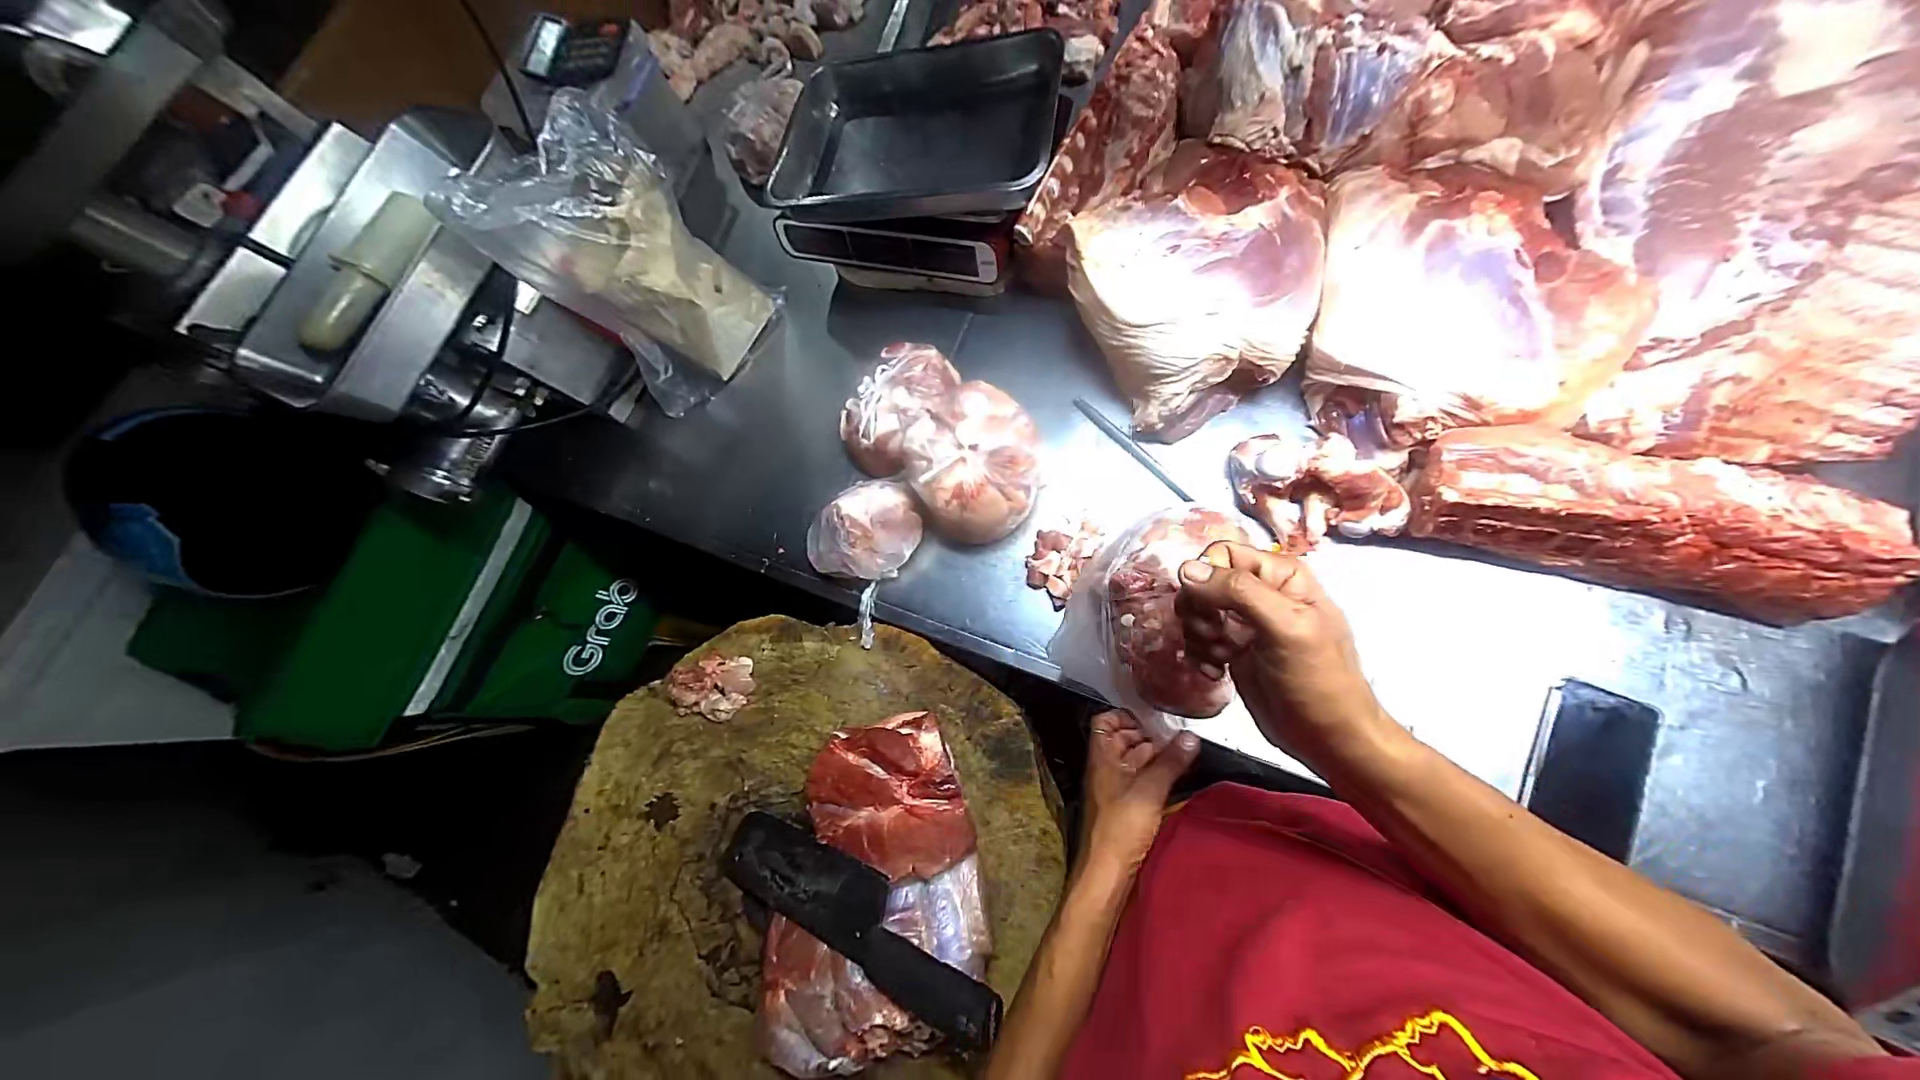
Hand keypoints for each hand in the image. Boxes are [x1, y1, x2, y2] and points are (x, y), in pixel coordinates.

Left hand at [1078, 710, 1199, 880]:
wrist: (1107, 871)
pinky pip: (1139, 782)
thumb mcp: (1150, 790)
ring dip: (1154, 756)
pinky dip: (1154, 776)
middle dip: (1147, 735)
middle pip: (1122, 740)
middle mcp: (1105, 769)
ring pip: (1133, 761)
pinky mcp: (1125, 808)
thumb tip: (1190, 737)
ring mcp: (1114, 789)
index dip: (1125, 715)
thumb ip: (1170, 762)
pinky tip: (1173, 778)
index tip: (1151, 718)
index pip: (1104, 722)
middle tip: (1174, 737)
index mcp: (1101, 757)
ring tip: (1180, 754)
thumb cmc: (1120, 827)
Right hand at [1174, 542, 1384, 756]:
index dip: (1208, 579)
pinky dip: (1199, 653)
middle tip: (1215, 635)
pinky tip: (1214, 670)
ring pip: (1196, 610)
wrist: (1328, 737)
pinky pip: (1198, 637)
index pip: (1221, 554)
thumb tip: (1187, 569)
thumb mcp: (1285, 626)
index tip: (1212, 609)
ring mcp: (1244, 622)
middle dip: (1199, 610)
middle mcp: (1260, 592)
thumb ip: (1238, 591)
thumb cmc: (1318, 680)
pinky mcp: (1232, 648)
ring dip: (1198, 635)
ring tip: (1220, 656)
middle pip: (1202, 582)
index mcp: (1280, 575)